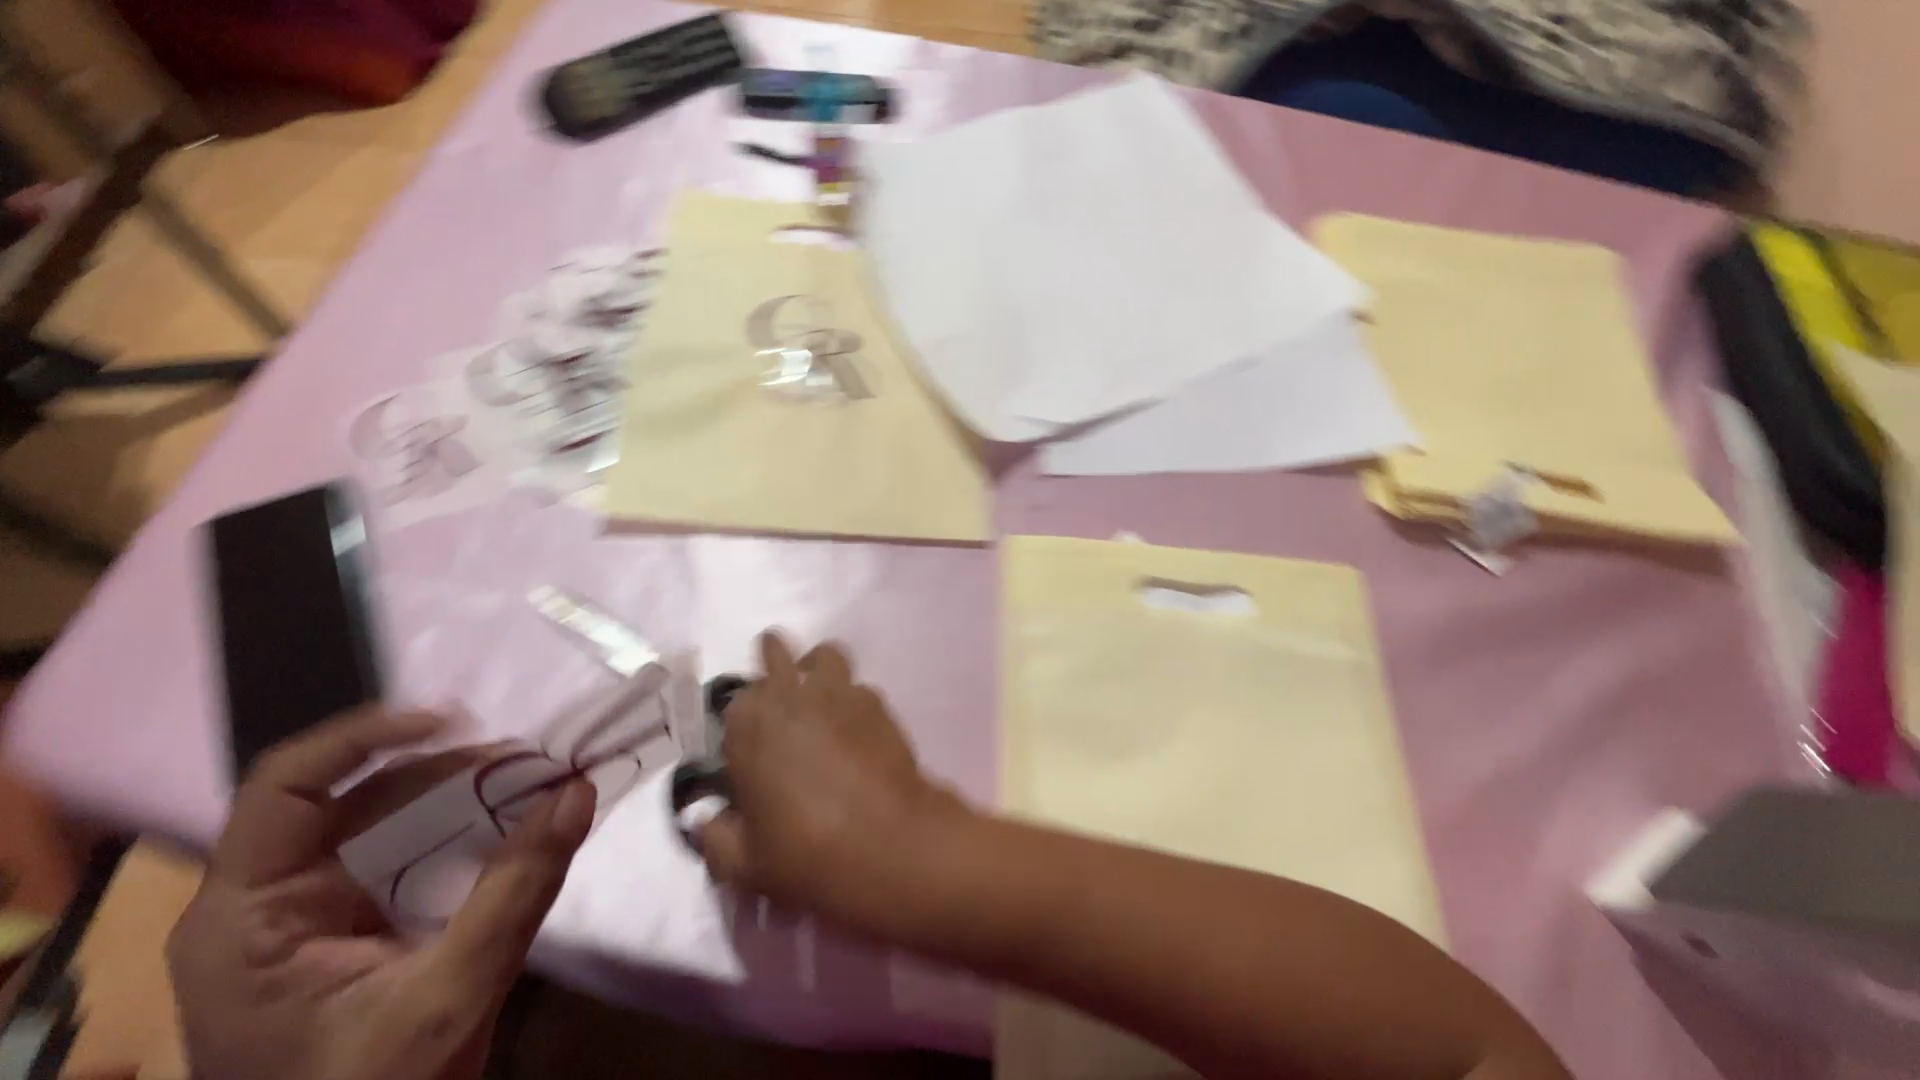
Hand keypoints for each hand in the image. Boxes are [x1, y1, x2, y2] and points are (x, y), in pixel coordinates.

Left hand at [168, 708, 595, 1079]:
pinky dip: (453, 837)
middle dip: (441, 770)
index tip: (455, 718)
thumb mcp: (449, 997)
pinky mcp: (336, 933)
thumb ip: (516, 893)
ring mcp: (298, 919)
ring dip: (455, 798)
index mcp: (246, 917)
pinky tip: (505, 827)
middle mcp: (260, 903)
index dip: (364, 736)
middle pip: (345, 799)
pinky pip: (394, 860)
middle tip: (527, 760)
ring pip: (376, 825)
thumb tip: (579, 793)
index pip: (285, 786)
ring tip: (529, 782)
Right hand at [697, 632, 964, 922]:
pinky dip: (853, 700)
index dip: (742, 721)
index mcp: (747, 725)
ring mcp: (839, 693)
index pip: (734, 702)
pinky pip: (859, 687)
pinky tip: (857, 728)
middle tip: (778, 693)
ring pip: (824, 656)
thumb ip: (716, 837)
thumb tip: (708, 821)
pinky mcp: (879, 704)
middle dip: (773, 664)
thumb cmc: (805, 852)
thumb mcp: (742, 864)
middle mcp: (790, 696)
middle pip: (775, 654)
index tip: (749, 743)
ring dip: (817, 668)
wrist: (889, 844)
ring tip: (820, 694)